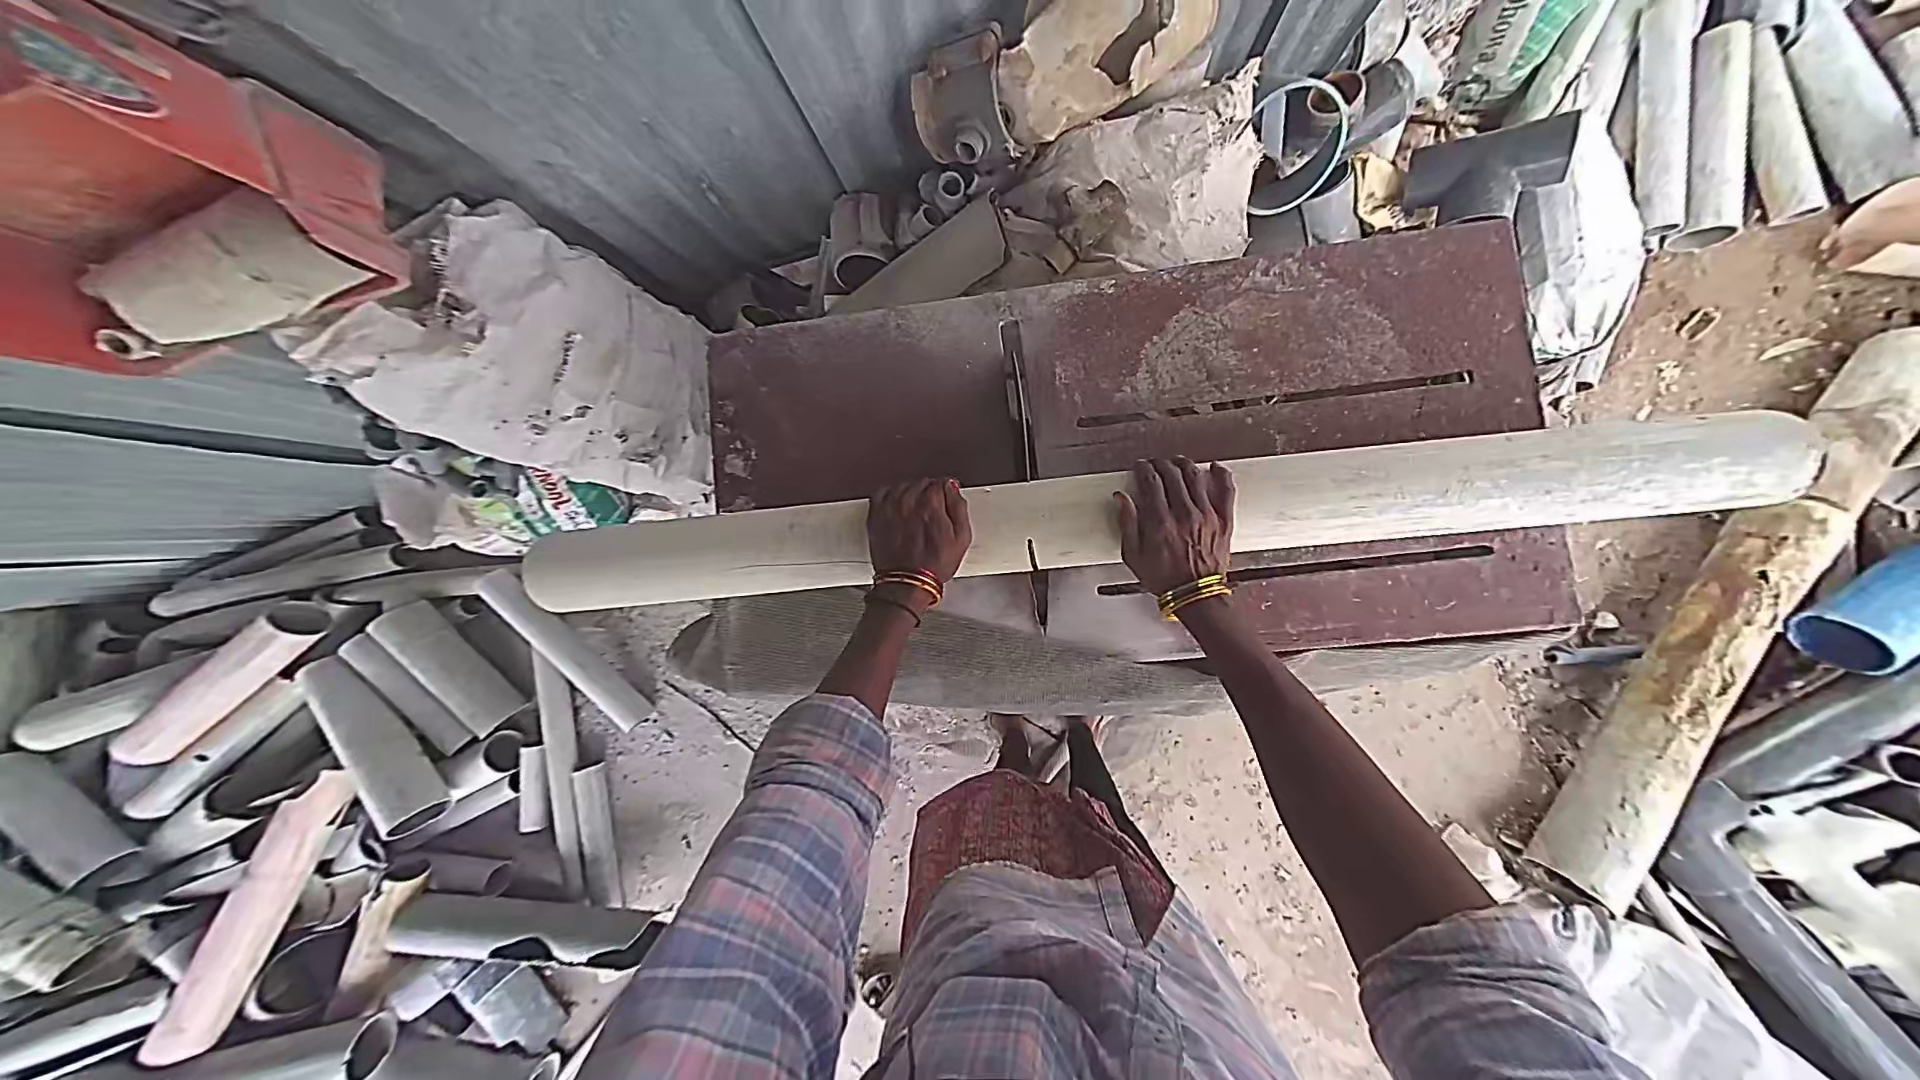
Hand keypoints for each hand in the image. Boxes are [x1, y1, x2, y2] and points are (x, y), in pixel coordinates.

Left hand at [867, 478, 971, 584]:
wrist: (907, 583)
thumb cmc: (933, 565)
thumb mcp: (961, 538)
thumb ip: (958, 506)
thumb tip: (953, 489)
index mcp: (931, 504)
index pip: (941, 482)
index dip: (946, 491)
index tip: (946, 498)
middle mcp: (909, 501)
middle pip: (922, 482)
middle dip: (930, 492)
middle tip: (933, 509)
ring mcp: (890, 507)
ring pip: (903, 485)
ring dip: (911, 493)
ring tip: (916, 510)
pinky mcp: (876, 514)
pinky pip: (883, 492)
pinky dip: (892, 495)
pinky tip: (898, 506)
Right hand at [1114, 457, 1235, 596]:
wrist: (1195, 594)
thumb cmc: (1164, 578)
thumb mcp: (1133, 555)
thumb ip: (1126, 524)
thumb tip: (1122, 499)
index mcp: (1159, 522)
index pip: (1151, 482)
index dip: (1144, 469)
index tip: (1140, 467)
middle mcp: (1184, 514)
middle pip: (1172, 474)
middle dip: (1161, 464)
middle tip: (1156, 464)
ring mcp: (1206, 515)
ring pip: (1195, 477)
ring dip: (1184, 464)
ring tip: (1177, 462)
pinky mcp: (1223, 520)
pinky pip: (1226, 490)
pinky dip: (1221, 474)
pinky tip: (1215, 467)